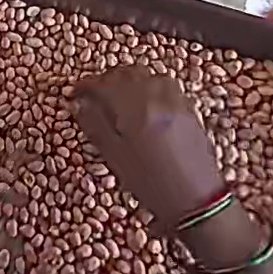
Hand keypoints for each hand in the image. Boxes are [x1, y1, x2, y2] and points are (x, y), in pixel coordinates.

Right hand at [73, 66, 223, 220]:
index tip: (75, 92)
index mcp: (134, 109)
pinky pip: (165, 84)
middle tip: (93, 92)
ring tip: (117, 93)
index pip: (103, 84)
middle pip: (126, 73)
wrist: (197, 200)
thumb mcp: (114, 156)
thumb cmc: (150, 183)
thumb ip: (94, 124)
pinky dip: (149, 84)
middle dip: (106, 78)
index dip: (85, 85)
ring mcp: (176, 102)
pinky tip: (144, 100)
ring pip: (147, 74)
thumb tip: (78, 103)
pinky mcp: (189, 109)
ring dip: (128, 78)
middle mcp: (156, 98)